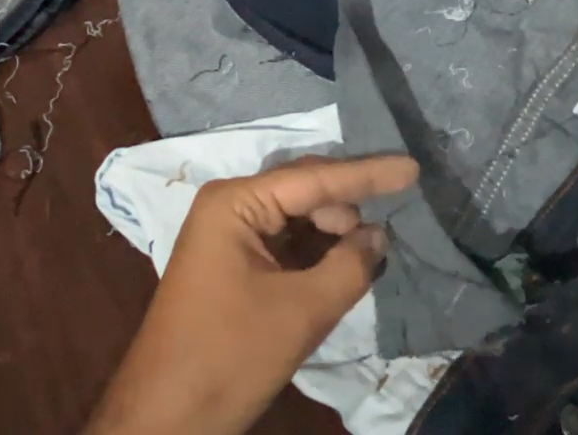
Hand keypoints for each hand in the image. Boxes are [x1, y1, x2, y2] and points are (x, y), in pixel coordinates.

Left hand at [85, 154, 419, 434]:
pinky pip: (284, 243)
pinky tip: (343, 265)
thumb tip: (378, 235)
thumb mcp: (300, 312)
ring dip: (333, 234)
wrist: (166, 417)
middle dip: (347, 209)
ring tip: (367, 257)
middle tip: (384, 237)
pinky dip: (315, 253)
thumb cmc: (228, 355)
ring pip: (297, 219)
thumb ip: (348, 267)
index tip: (412, 168)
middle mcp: (230, 205)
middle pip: (304, 192)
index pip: (314, 178)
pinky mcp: (232, 262)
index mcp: (236, 202)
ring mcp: (228, 234)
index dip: (367, 173)